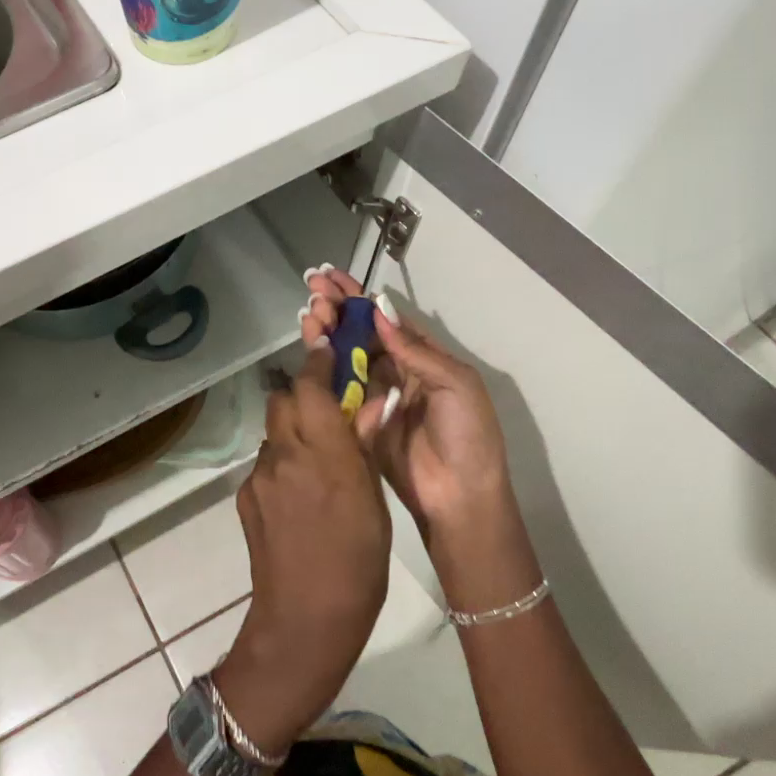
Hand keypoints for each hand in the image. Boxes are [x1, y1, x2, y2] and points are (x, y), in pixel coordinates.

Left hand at [216, 348, 390, 758]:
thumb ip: (363, 448)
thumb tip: (369, 403)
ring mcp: (260, 477)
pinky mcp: (246, 498)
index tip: (329, 347)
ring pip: (273, 433)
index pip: (310, 386)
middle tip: (328, 409)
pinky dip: (283, 465)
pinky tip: (300, 495)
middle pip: (283, 401)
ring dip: (293, 432)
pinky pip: (266, 465)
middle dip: (303, 395)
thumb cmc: (357, 563)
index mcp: (324, 453)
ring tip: (318, 460)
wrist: (305, 619)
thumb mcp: (373, 502)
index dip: (318, 362)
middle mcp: (284, 455)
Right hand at [302, 268, 512, 533]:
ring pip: (345, 355)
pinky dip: (321, 367)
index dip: (360, 297)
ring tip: (308, 314)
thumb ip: (416, 350)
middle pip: (361, 332)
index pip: (387, 318)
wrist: (459, 498)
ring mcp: (375, 395)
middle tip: (312, 289)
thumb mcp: (455, 385)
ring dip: (326, 331)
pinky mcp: (357, 420)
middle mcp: (398, 371)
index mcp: (426, 358)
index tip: (332, 277)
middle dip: (337, 308)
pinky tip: (309, 347)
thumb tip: (379, 311)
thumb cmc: (468, 437)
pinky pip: (337, 389)